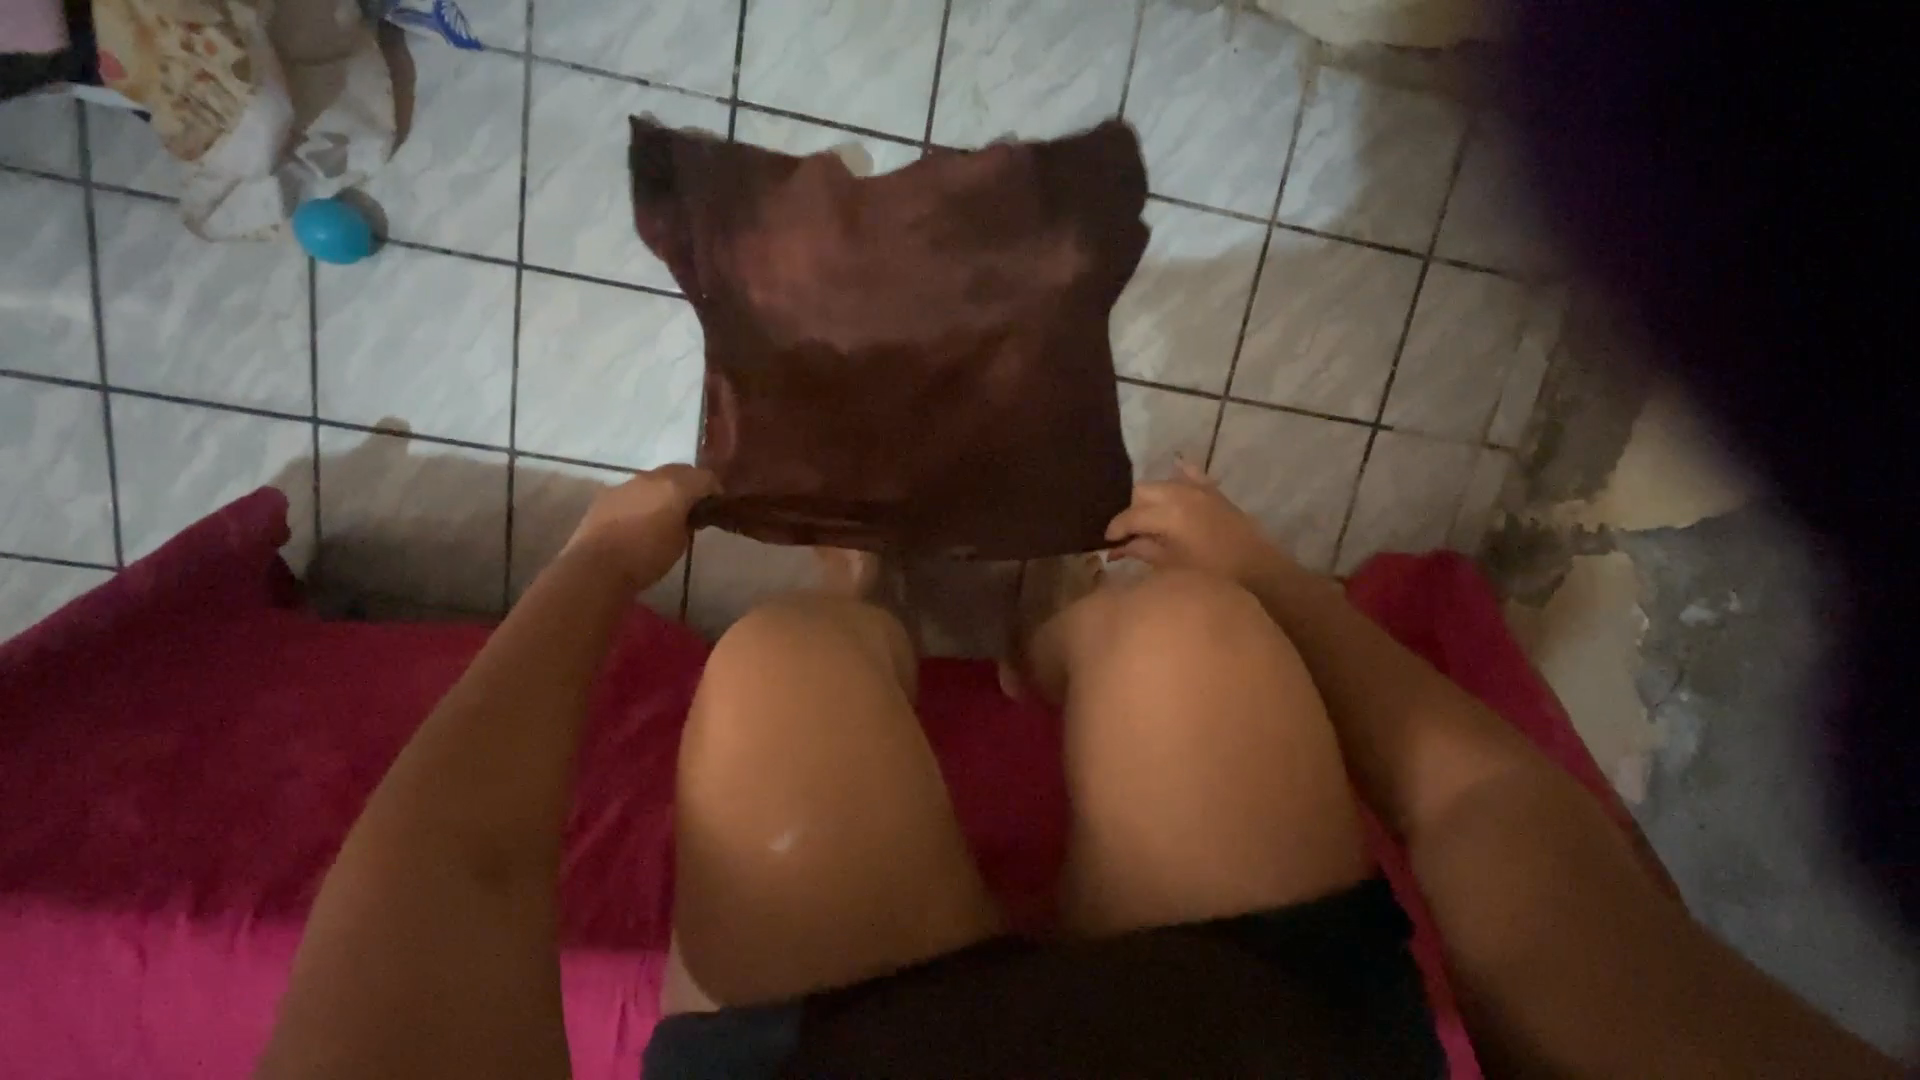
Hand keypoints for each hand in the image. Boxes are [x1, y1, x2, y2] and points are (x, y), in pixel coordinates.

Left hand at [564, 464, 718, 587]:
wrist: (596, 566)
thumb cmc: (646, 557)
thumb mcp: (680, 543)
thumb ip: (688, 521)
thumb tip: (687, 515)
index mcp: (676, 487)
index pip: (706, 477)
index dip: (715, 490)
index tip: (716, 505)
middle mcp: (652, 478)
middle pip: (680, 471)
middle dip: (690, 484)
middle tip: (694, 506)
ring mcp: (626, 484)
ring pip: (654, 479)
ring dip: (664, 490)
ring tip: (665, 513)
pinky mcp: (605, 495)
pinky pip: (632, 491)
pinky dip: (641, 499)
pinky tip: (639, 519)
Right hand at [1104, 459, 1297, 586]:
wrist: (1260, 572)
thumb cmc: (1213, 575)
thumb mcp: (1171, 567)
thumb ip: (1141, 551)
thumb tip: (1116, 550)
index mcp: (1168, 513)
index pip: (1129, 515)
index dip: (1115, 529)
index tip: (1107, 542)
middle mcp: (1180, 493)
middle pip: (1141, 491)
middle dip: (1131, 510)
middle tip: (1129, 533)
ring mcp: (1199, 489)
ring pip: (1163, 483)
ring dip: (1152, 498)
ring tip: (1150, 519)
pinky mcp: (1215, 492)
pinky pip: (1191, 475)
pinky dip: (1179, 477)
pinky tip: (1172, 483)